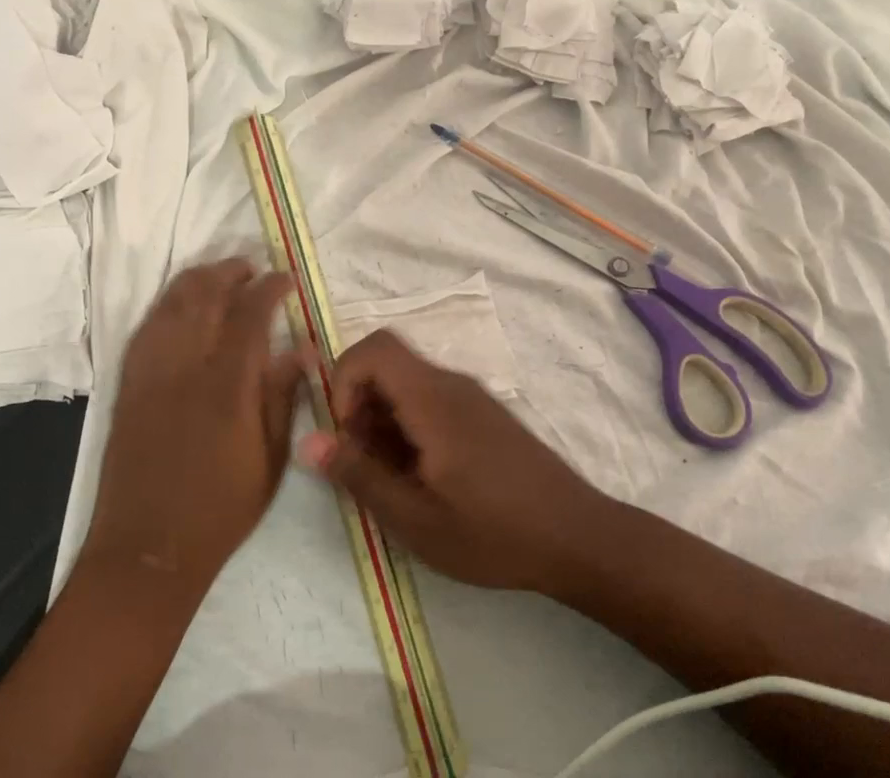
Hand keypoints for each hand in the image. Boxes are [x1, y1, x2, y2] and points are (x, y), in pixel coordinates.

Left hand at [84, 258, 308, 595]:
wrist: (149, 546)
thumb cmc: (220, 511)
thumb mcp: (270, 461)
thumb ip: (282, 398)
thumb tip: (300, 349)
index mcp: (227, 387)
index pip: (249, 315)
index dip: (269, 289)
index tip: (285, 279)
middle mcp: (184, 368)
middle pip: (204, 297)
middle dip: (228, 272)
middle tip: (250, 268)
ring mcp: (148, 373)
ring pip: (170, 306)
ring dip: (195, 281)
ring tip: (217, 276)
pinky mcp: (126, 385)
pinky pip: (145, 329)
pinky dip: (165, 307)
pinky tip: (178, 307)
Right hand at [299, 330, 611, 592]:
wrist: (581, 540)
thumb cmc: (494, 533)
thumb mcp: (415, 518)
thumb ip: (358, 475)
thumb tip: (308, 441)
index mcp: (433, 400)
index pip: (372, 348)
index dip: (342, 379)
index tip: (346, 433)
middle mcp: (452, 386)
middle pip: (386, 365)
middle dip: (358, 406)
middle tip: (363, 463)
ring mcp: (472, 399)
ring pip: (406, 386)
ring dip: (382, 422)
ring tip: (392, 480)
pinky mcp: (484, 417)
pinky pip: (430, 403)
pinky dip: (408, 429)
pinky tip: (422, 479)